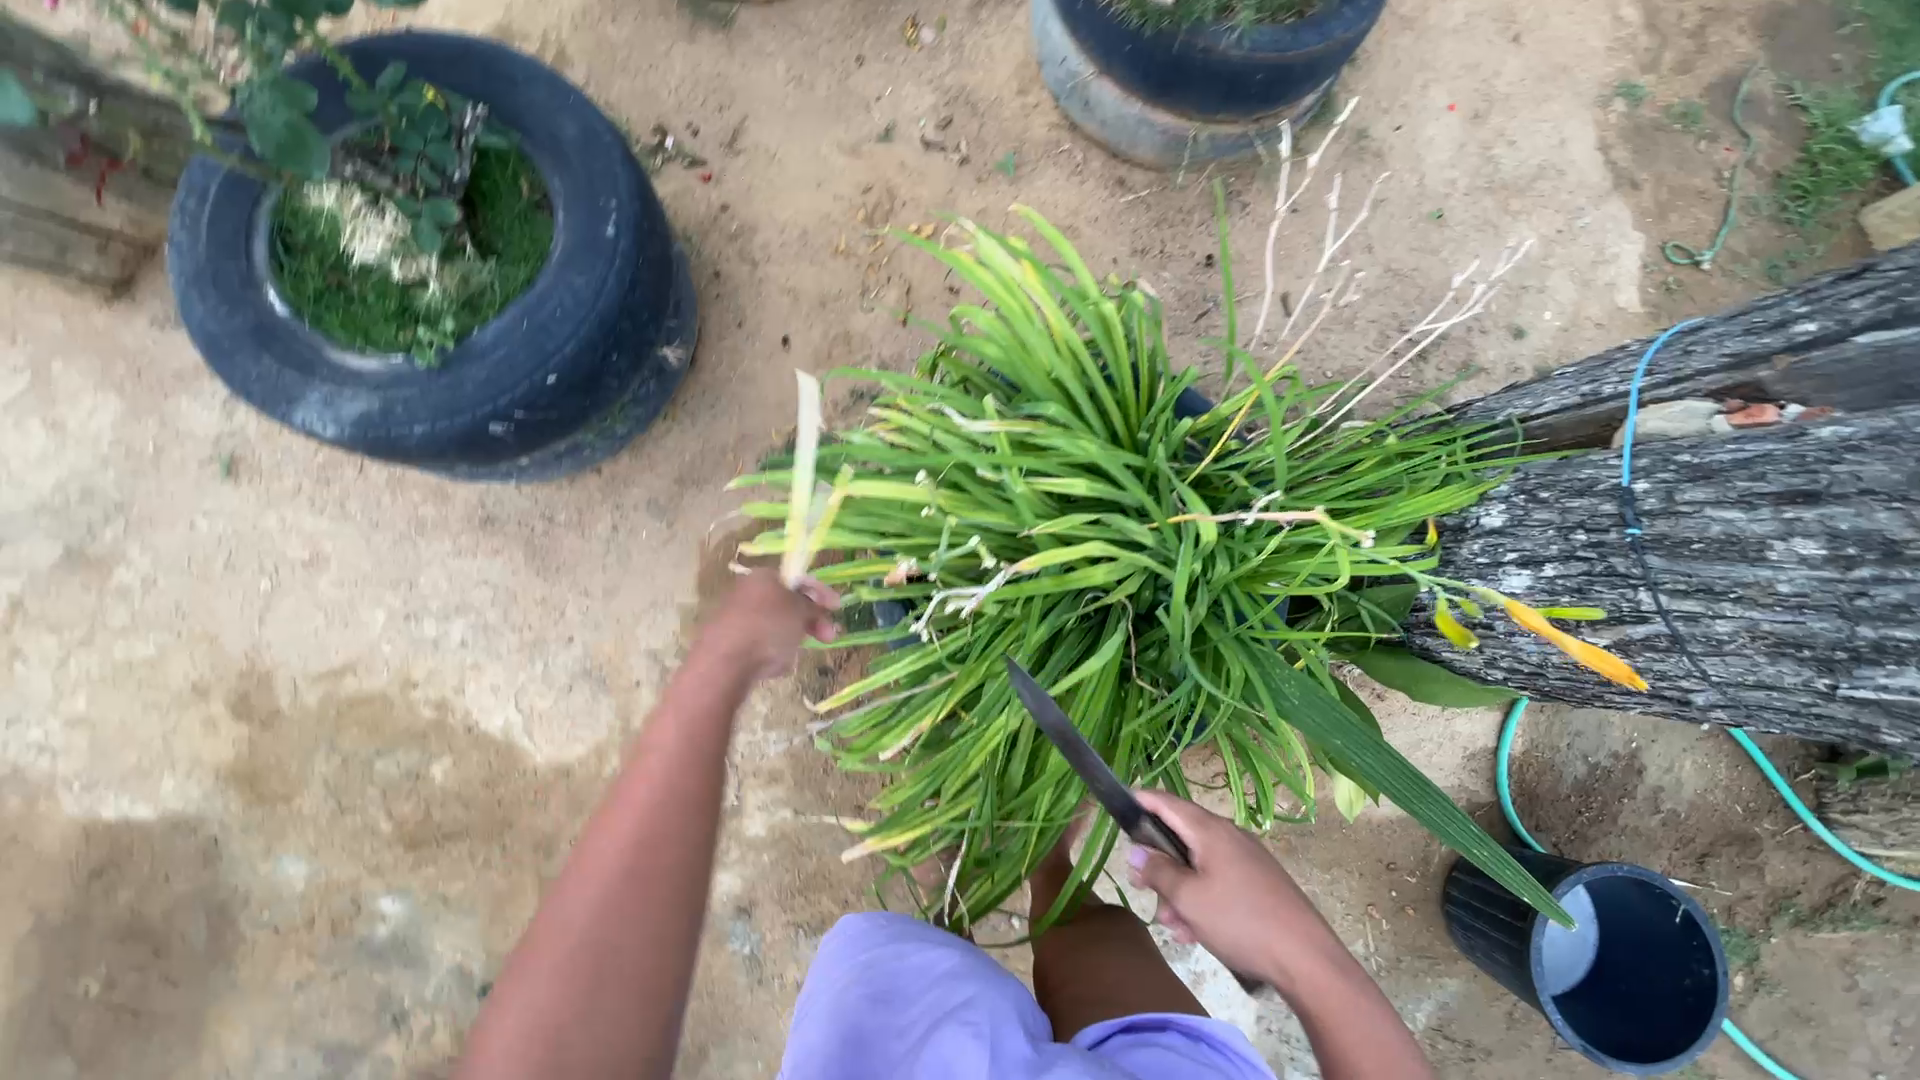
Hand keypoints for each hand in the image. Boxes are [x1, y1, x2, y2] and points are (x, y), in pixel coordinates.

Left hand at [694, 569, 840, 680]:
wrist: (724, 663)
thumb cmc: (767, 628)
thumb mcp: (800, 610)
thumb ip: (812, 604)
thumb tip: (812, 604)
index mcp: (763, 577)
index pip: (798, 579)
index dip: (821, 592)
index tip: (838, 608)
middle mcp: (747, 592)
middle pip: (787, 604)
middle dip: (810, 620)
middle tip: (828, 637)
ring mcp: (735, 618)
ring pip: (775, 626)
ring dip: (792, 639)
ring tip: (793, 655)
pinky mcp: (728, 643)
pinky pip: (761, 646)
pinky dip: (772, 654)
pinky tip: (774, 666)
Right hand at [1126, 790, 1340, 982]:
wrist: (1306, 959)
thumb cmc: (1240, 921)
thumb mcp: (1188, 898)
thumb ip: (1158, 871)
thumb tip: (1136, 850)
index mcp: (1211, 830)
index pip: (1167, 802)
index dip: (1141, 800)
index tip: (1119, 806)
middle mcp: (1229, 836)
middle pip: (1181, 837)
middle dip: (1159, 864)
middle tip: (1141, 888)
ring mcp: (1247, 860)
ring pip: (1198, 865)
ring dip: (1179, 890)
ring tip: (1174, 926)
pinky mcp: (1258, 883)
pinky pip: (1218, 881)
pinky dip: (1201, 899)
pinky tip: (1197, 932)